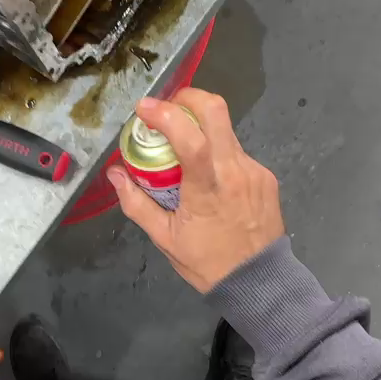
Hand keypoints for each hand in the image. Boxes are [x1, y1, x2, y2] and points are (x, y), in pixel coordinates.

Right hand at [107, 88, 284, 293]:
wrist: (259, 282)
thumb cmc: (207, 263)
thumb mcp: (165, 239)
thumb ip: (136, 203)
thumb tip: (115, 174)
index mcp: (208, 186)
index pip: (189, 135)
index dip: (165, 113)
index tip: (143, 108)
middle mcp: (235, 170)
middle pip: (216, 111)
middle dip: (188, 98)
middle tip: (166, 108)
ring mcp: (254, 170)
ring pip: (226, 132)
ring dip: (201, 130)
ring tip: (182, 152)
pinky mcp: (265, 176)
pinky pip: (237, 153)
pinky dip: (218, 155)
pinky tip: (209, 179)